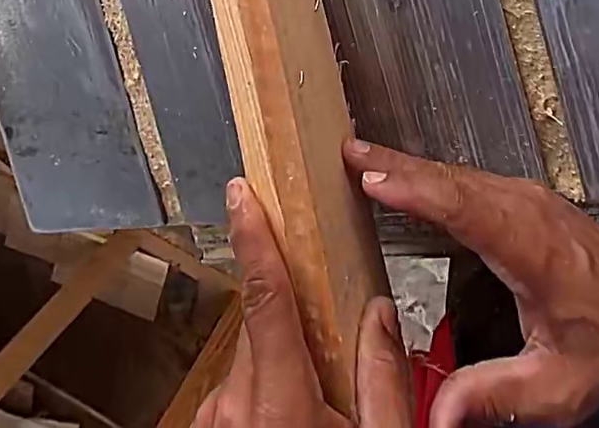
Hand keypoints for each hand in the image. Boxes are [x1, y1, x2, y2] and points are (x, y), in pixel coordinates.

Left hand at [195, 179, 412, 427]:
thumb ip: (383, 380)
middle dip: (294, 312)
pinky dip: (264, 386)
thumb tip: (380, 315)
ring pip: (252, 353)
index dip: (253, 236)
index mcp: (279, 405)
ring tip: (316, 402)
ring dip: (281, 356)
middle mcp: (234, 407)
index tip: (242, 194)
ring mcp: (215, 422)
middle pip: (262, 321)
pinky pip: (238, 386)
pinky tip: (290, 417)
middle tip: (331, 346)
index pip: (264, 296)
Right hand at [344, 141, 598, 427]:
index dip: (416, 189)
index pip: (466, 208)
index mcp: (534, 249)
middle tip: (350, 153)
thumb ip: (495, 396)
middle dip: (398, 165)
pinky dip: (433, 174)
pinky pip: (469, 179)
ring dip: (411, 165)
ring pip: (458, 174)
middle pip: (452, 180)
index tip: (373, 176)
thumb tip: (436, 415)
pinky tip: (410, 175)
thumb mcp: (558, 388)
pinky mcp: (523, 199)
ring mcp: (526, 198)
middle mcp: (527, 210)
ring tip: (365, 158)